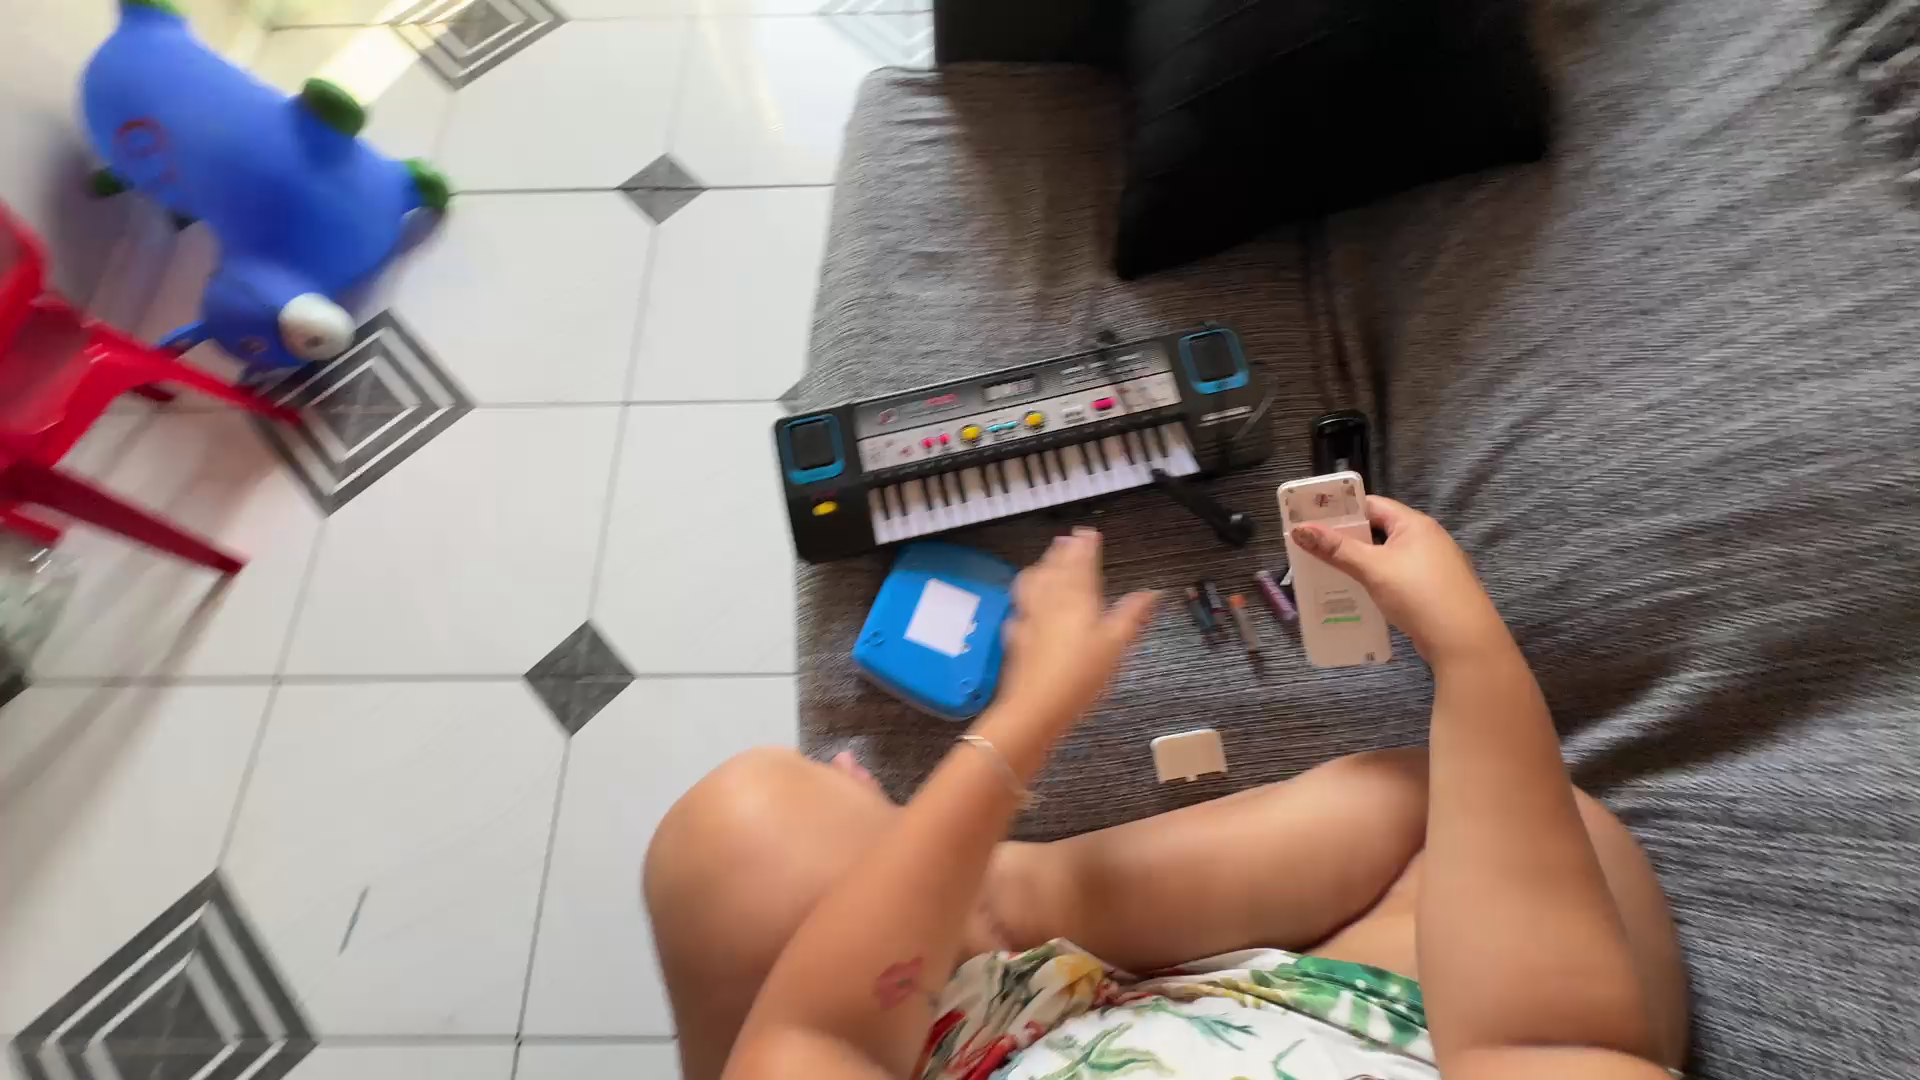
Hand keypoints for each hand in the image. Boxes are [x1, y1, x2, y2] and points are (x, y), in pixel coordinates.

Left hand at [996, 529, 1157, 737]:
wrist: (1035, 707)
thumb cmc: (1079, 676)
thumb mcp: (1116, 645)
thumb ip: (1132, 615)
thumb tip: (1152, 593)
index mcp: (1076, 599)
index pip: (1081, 564)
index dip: (1085, 547)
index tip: (1087, 533)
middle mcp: (1050, 603)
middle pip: (1054, 569)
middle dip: (1062, 552)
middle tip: (1066, 540)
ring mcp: (1029, 618)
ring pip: (1032, 583)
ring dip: (1040, 567)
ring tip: (1045, 560)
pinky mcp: (1016, 637)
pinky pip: (1020, 608)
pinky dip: (1026, 599)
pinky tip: (1025, 605)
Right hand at [1289, 496, 1507, 663]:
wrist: (1463, 641)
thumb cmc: (1418, 594)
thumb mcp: (1373, 568)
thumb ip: (1336, 548)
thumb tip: (1299, 529)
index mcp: (1414, 524)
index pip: (1371, 505)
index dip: (1340, 508)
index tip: (1310, 515)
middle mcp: (1424, 538)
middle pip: (1375, 529)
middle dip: (1343, 536)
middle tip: (1308, 542)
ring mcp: (1427, 564)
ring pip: (1382, 554)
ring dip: (1354, 559)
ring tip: (1322, 565)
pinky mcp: (1426, 587)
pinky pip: (1390, 574)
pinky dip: (1369, 577)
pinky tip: (1350, 588)